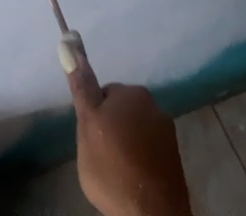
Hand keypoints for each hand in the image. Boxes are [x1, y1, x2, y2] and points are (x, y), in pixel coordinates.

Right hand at [65, 39, 192, 215]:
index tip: (91, 136)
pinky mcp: (173, 156)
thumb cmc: (112, 166)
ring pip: (135, 130)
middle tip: (99, 153)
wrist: (151, 211)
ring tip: (116, 168)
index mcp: (132, 93)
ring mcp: (166, 131)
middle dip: (110, 126)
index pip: (104, 93)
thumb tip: (71, 46)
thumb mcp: (87, 125)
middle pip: (121, 110)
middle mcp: (153, 105)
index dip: (93, 115)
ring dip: (126, 142)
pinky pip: (148, 148)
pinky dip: (139, 158)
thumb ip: (81, 88)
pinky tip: (132, 177)